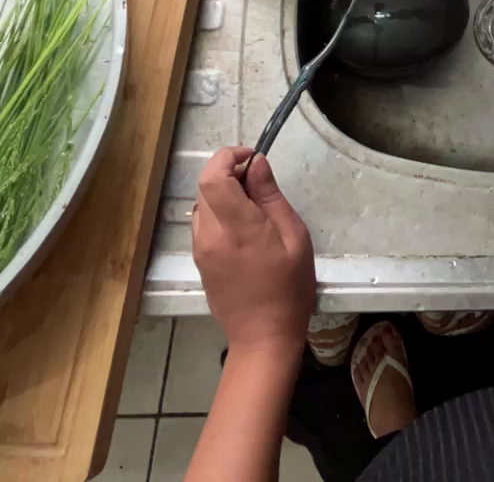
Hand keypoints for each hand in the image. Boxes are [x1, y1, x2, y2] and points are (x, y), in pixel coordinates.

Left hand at [194, 147, 314, 356]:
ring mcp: (200, 249)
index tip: (253, 157)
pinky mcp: (200, 260)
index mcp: (236, 227)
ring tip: (254, 204)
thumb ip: (270, 196)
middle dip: (229, 172)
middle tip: (259, 181)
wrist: (263, 337)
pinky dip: (219, 211)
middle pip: (205, 186)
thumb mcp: (294, 236)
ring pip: (202, 203)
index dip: (228, 157)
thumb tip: (256, 163)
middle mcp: (209, 235)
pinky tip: (244, 226)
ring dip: (223, 192)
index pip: (213, 177)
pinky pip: (203, 222)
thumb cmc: (289, 286)